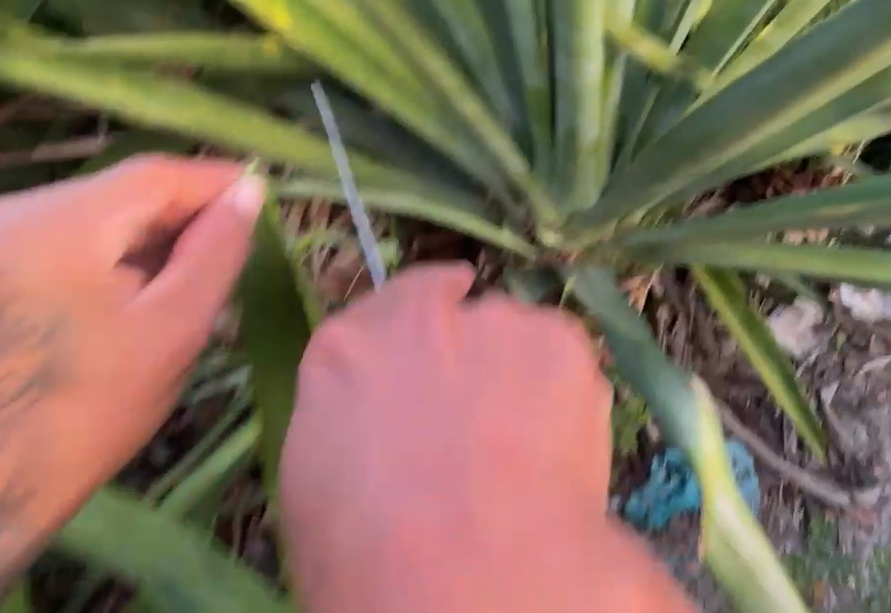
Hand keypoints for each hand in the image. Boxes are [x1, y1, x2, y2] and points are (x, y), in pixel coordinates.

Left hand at [0, 155, 263, 611]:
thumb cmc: (86, 417)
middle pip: (117, 191)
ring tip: (175, 281)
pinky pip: (53, 229)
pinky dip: (98, 249)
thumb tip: (249, 188)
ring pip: (89, 208)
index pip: (152, 176)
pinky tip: (121, 289)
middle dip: (176, 217)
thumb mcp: (175, 329)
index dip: (213, 183)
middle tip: (223, 253)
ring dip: (139, 235)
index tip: (260, 197)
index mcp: (42, 231)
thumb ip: (217, 249)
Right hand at [281, 265, 695, 612]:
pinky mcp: (560, 339)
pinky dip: (565, 394)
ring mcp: (498, 321)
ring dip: (520, 378)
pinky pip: (562, 360)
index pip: (383, 312)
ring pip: (516, 339)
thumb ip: (361, 424)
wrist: (471, 577)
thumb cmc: (374, 564)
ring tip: (527, 452)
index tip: (439, 347)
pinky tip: (558, 451)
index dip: (416, 330)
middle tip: (484, 424)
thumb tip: (392, 423)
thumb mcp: (325, 490)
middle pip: (456, 320)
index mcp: (345, 351)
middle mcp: (423, 317)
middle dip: (471, 359)